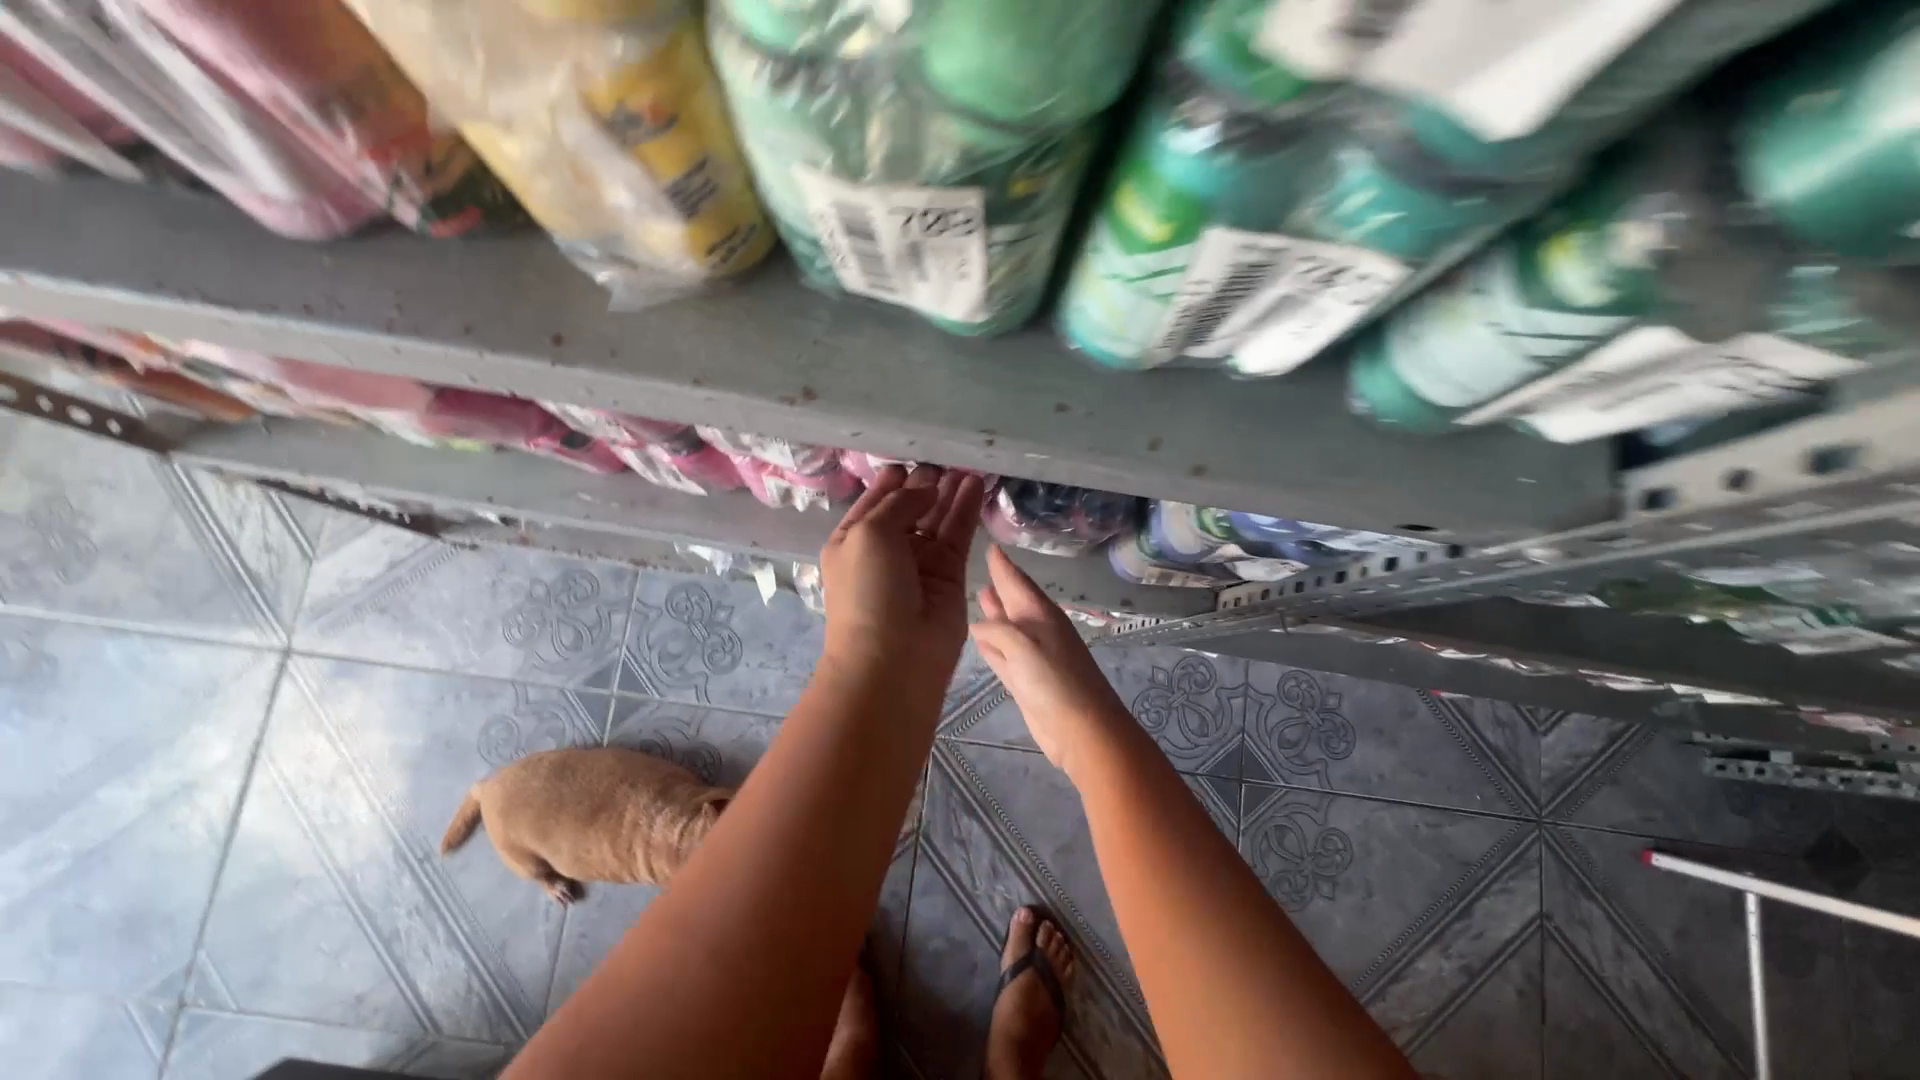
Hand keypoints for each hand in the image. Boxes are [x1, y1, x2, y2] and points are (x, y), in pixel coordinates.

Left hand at [821, 464, 982, 683]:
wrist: (894, 658)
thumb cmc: (868, 591)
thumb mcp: (869, 533)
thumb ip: (899, 503)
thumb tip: (927, 488)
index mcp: (853, 540)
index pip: (875, 501)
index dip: (893, 480)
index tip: (911, 459)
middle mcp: (886, 550)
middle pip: (910, 507)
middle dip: (925, 484)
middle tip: (946, 459)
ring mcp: (919, 563)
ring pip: (937, 519)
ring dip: (951, 493)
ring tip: (967, 465)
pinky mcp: (949, 575)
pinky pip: (959, 535)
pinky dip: (967, 510)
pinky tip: (977, 484)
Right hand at [969, 546, 1132, 776]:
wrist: (1082, 731)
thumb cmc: (1055, 683)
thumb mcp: (1022, 646)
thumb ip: (997, 630)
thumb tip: (979, 625)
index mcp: (1042, 616)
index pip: (1018, 582)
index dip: (1003, 566)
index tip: (991, 546)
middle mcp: (1038, 631)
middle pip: (1014, 603)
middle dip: (999, 587)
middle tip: (981, 569)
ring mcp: (1033, 658)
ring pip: (1008, 629)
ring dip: (995, 615)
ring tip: (979, 596)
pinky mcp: (1026, 682)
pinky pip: (1004, 655)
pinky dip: (993, 645)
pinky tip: (981, 639)